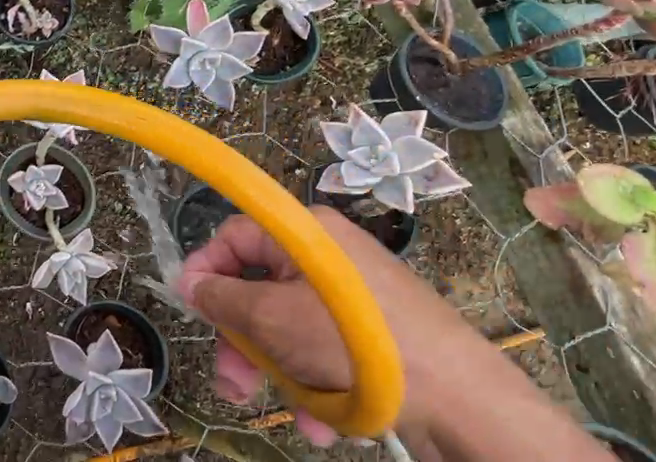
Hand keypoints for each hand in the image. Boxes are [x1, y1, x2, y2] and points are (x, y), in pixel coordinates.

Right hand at [177, 207, 500, 452]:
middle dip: (244, 341)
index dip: (207, 271)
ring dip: (282, 372)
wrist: (468, 404)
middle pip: (261, 289)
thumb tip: (188, 282)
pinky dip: (318, 382)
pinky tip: (324, 421)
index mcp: (304, 233)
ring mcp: (355, 298)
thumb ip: (221, 298)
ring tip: (295, 413)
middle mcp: (329, 257)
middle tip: (233, 383)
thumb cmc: (356, 345)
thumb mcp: (271, 318)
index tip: (191, 309)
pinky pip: (326, 349)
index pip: (234, 236)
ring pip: (291, 327)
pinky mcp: (378, 336)